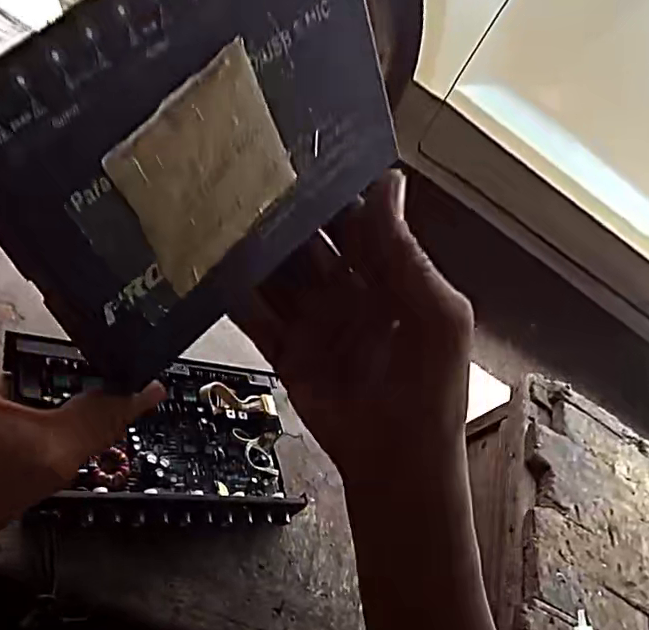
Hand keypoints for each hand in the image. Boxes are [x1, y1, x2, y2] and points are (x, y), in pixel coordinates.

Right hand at [235, 171, 473, 497]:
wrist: (398, 462)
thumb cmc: (432, 392)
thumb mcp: (437, 316)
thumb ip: (409, 256)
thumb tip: (389, 183)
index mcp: (391, 280)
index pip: (357, 223)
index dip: (333, 189)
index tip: (301, 149)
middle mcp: (348, 295)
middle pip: (309, 243)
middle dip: (283, 213)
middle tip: (245, 167)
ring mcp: (315, 325)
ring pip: (277, 275)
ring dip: (253, 247)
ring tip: (218, 206)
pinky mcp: (287, 354)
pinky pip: (256, 317)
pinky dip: (234, 294)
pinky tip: (210, 265)